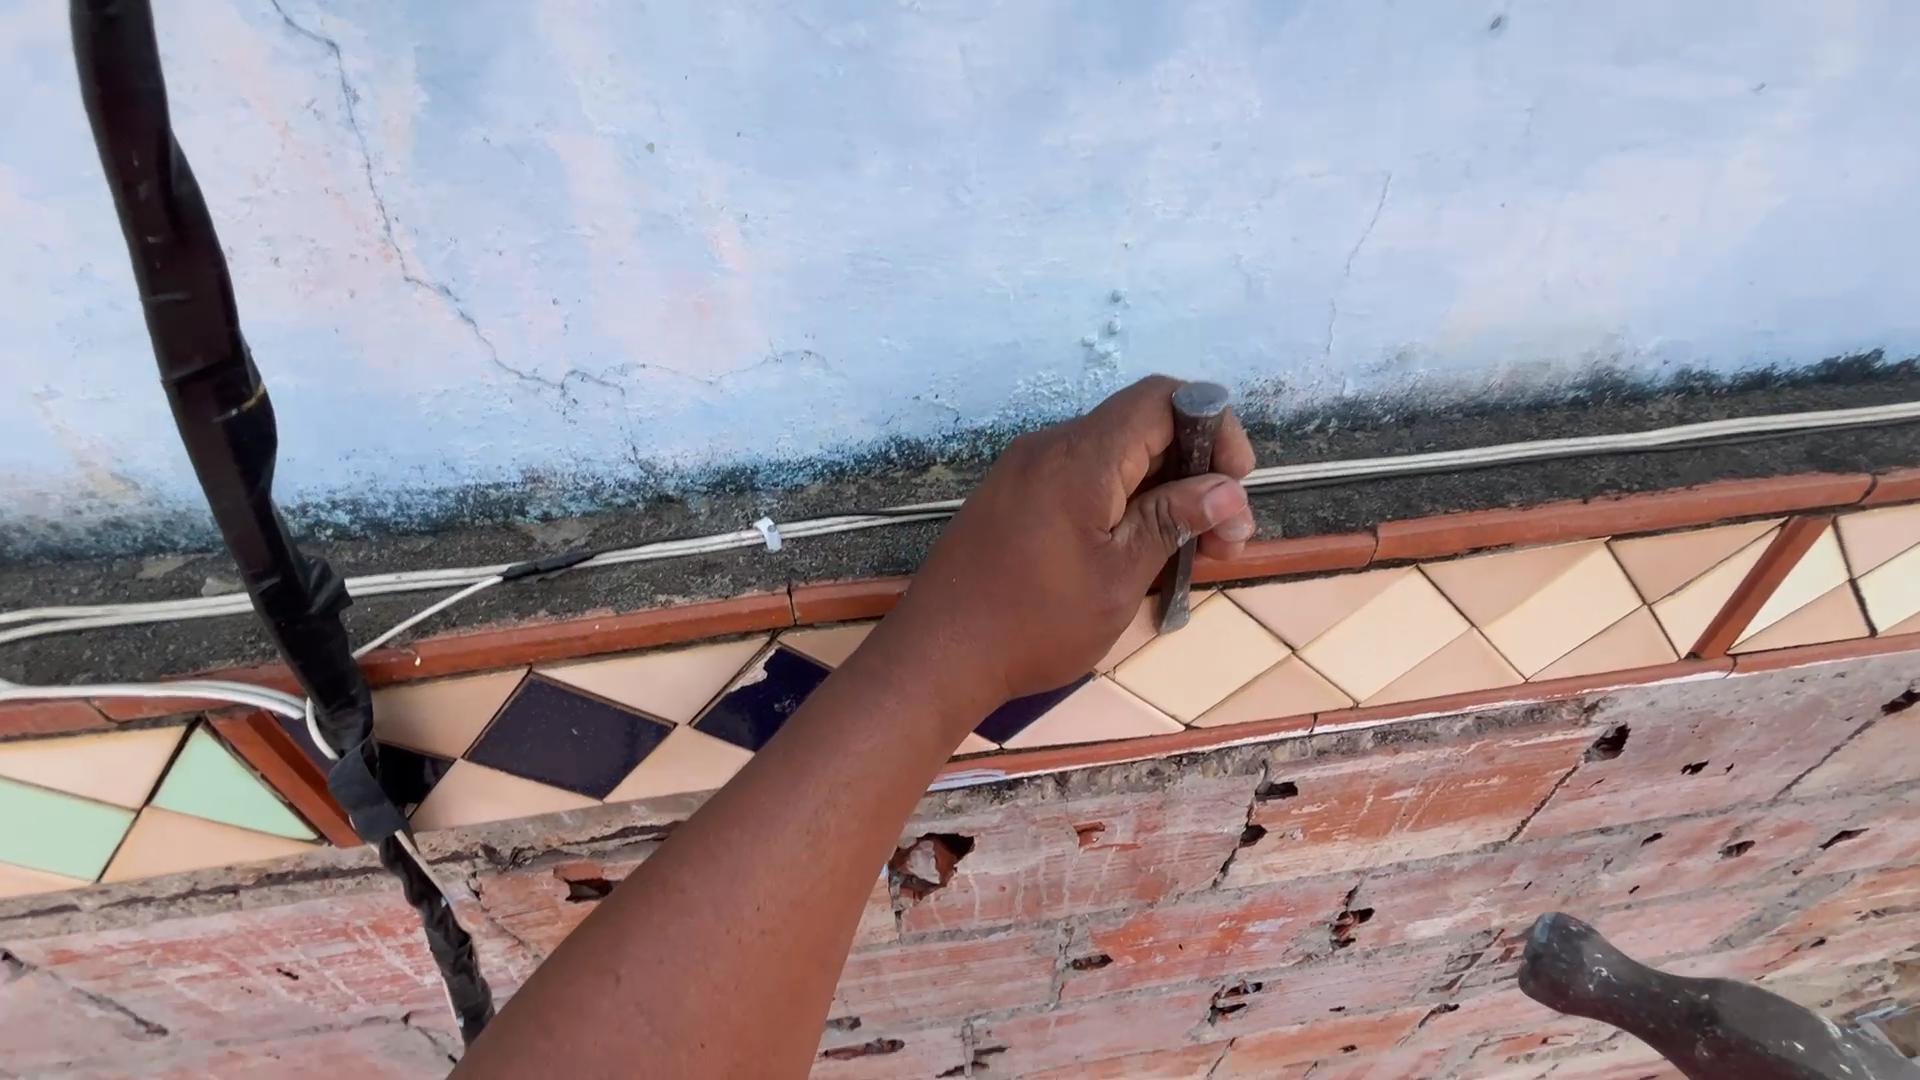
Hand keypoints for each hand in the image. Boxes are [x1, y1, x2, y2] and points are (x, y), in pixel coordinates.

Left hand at [884, 376, 1256, 711]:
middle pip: (1140, 431)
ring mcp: (1024, 474)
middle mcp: (1049, 449)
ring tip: (1191, 557)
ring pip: (1113, 463)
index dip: (1212, 427)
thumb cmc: (1035, 623)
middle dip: (1194, 475)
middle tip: (1224, 541)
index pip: (1162, 398)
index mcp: (1079, 456)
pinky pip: (1081, 485)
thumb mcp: (1118, 576)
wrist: (936, 655)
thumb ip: (1172, 521)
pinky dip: (1120, 508)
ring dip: (1160, 498)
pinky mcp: (1012, 500)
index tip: (1234, 485)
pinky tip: (1140, 554)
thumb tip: (1226, 489)